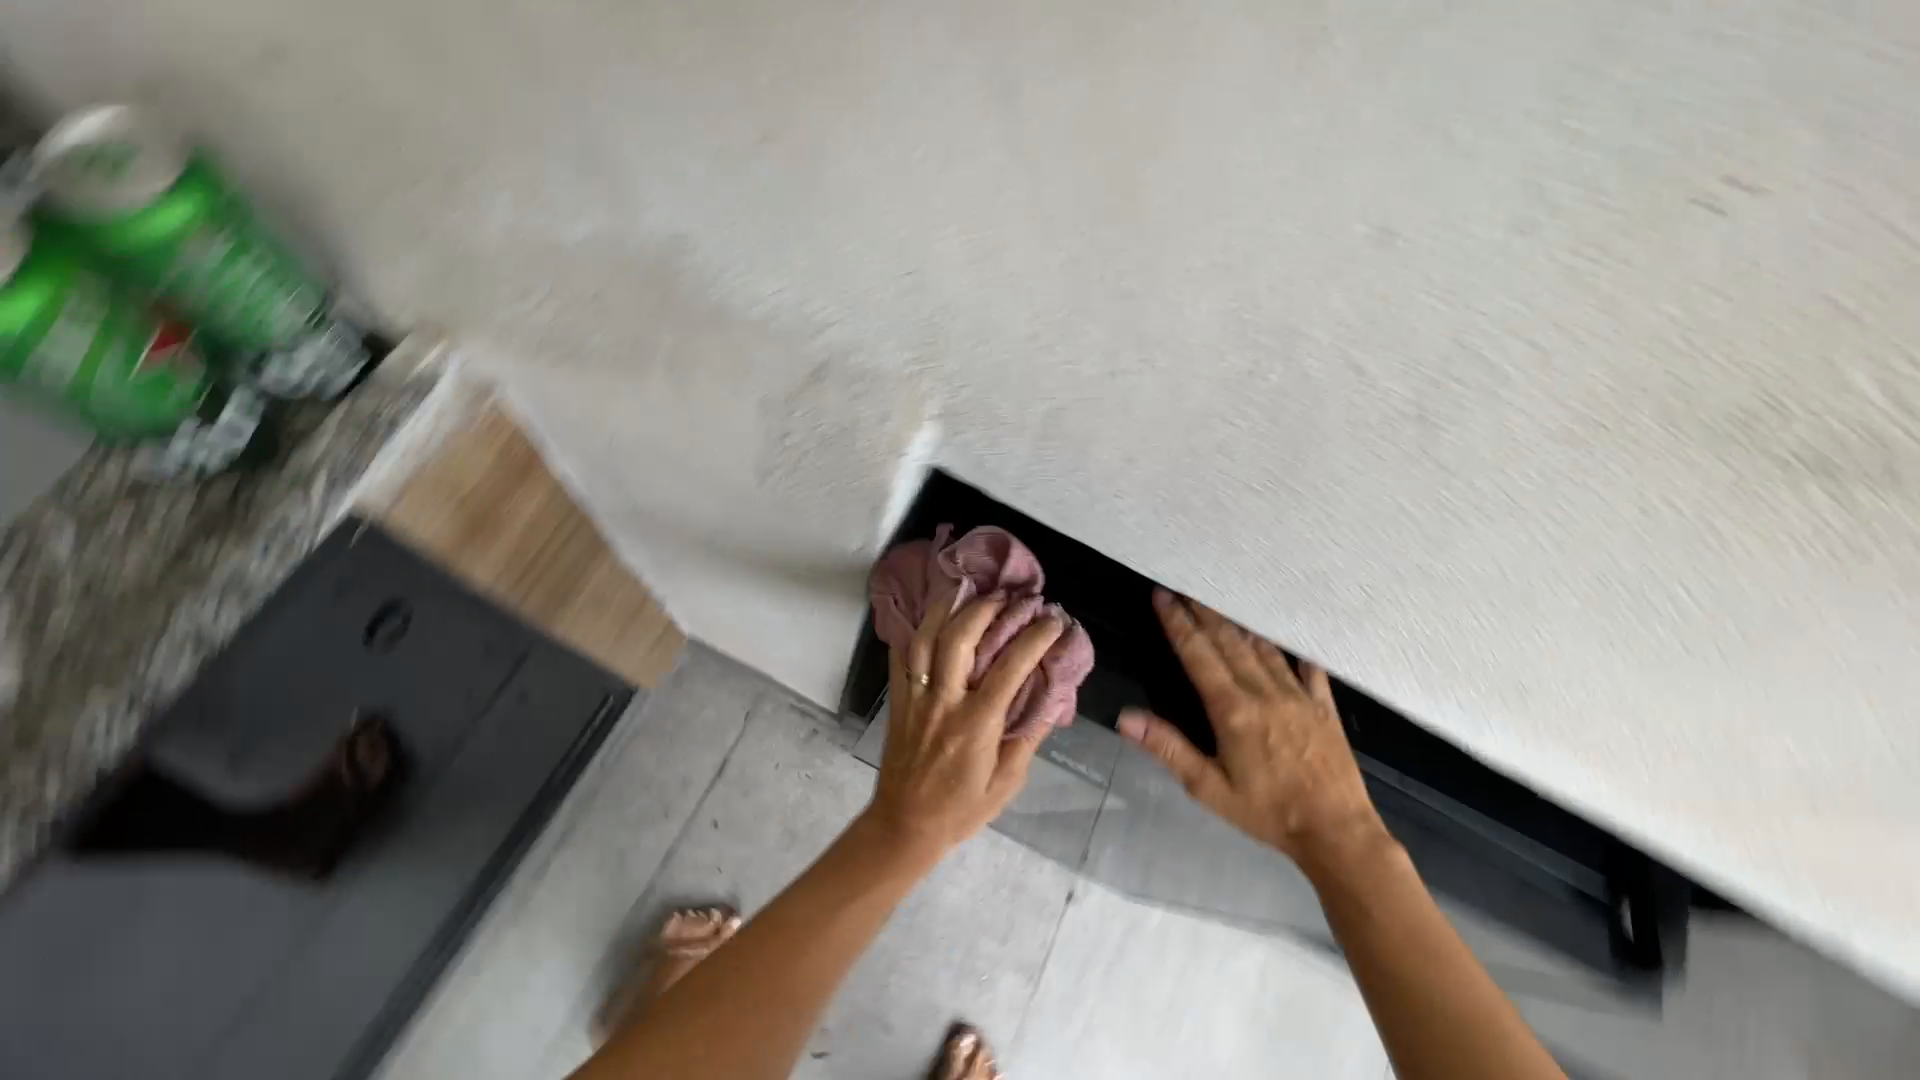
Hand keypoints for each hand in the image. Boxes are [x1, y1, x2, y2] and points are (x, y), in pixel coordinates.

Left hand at [863, 592, 1066, 860]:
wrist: (905, 826)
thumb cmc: (962, 809)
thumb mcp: (1008, 781)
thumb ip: (1028, 736)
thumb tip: (1051, 698)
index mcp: (976, 723)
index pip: (1011, 667)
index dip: (1035, 637)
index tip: (1053, 619)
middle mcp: (943, 702)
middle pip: (960, 638)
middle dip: (987, 609)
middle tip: (1008, 597)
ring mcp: (915, 698)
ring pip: (925, 639)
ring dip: (947, 609)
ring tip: (967, 591)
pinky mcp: (897, 701)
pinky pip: (900, 657)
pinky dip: (913, 632)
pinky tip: (928, 618)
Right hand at [1119, 589, 1386, 868]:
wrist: (1336, 831)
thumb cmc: (1267, 813)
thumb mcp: (1208, 788)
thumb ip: (1168, 748)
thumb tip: (1126, 717)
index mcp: (1232, 709)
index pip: (1198, 655)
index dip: (1178, 623)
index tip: (1163, 596)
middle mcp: (1264, 692)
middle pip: (1229, 641)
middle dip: (1203, 612)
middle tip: (1185, 588)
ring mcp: (1298, 696)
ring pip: (1263, 648)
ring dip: (1239, 624)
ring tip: (1222, 604)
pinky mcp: (1324, 707)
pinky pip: (1307, 668)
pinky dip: (1293, 649)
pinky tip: (1287, 639)